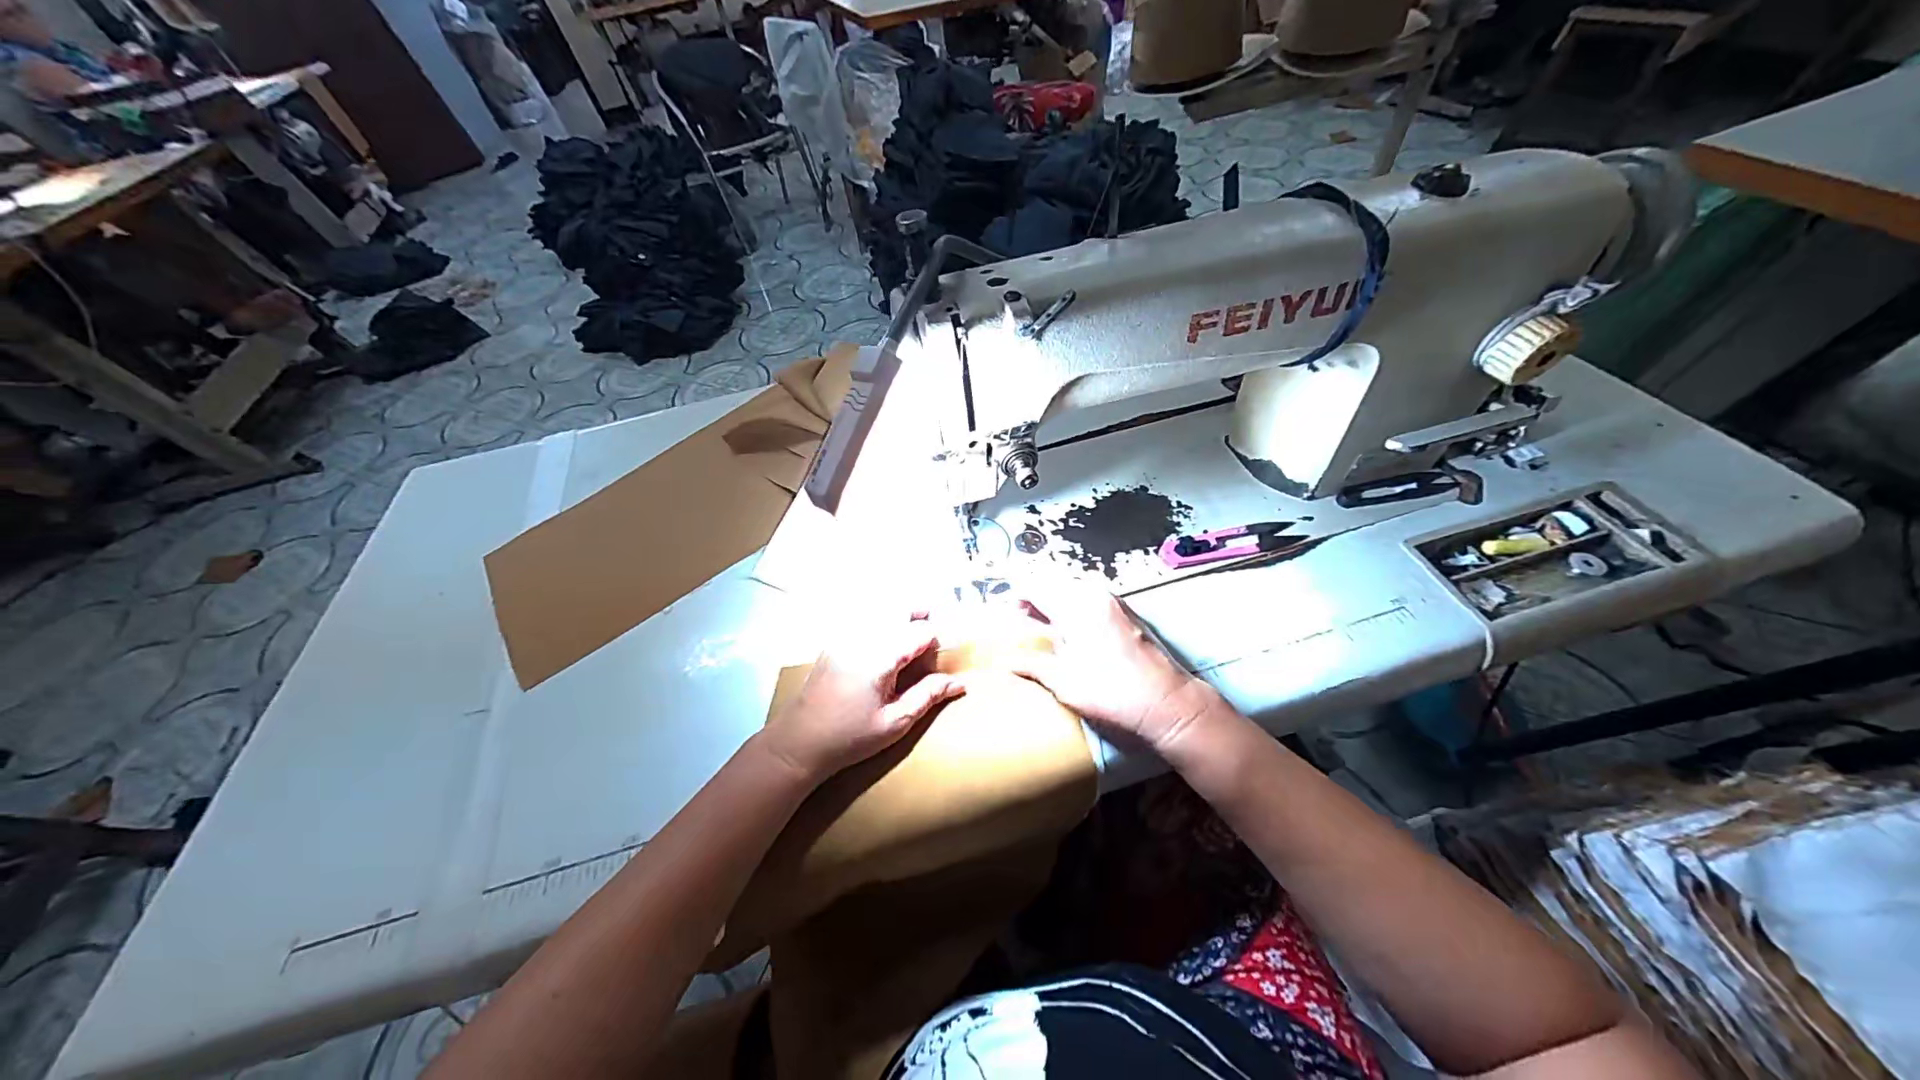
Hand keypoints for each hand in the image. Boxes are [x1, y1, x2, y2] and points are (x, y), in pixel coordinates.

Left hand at [758, 616, 965, 782]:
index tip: (940, 657)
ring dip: (900, 612)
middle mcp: (861, 637)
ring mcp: (843, 636)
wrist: (799, 742)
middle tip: (934, 629)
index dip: (935, 641)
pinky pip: (861, 617)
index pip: (919, 631)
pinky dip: (880, 618)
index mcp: (879, 657)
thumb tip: (958, 682)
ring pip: (879, 607)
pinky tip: (886, 638)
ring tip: (913, 629)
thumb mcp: (895, 723)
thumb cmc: (849, 738)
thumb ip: (927, 696)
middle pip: (898, 607)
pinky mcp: (833, 642)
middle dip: (920, 613)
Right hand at [1005, 580, 1224, 754]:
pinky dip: (1073, 605)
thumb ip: (1032, 665)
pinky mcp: (1126, 614)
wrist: (1166, 703)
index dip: (1015, 593)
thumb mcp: (1063, 682)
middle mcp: (1095, 594)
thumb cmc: (1112, 692)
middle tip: (1019, 613)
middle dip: (1034, 594)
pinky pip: (1090, 597)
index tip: (1003, 603)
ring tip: (1041, 621)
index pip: (1035, 585)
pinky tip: (1069, 628)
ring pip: (1074, 588)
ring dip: (1055, 599)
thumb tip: (1007, 661)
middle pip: (1055, 581)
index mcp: (1075, 604)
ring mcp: (1114, 602)